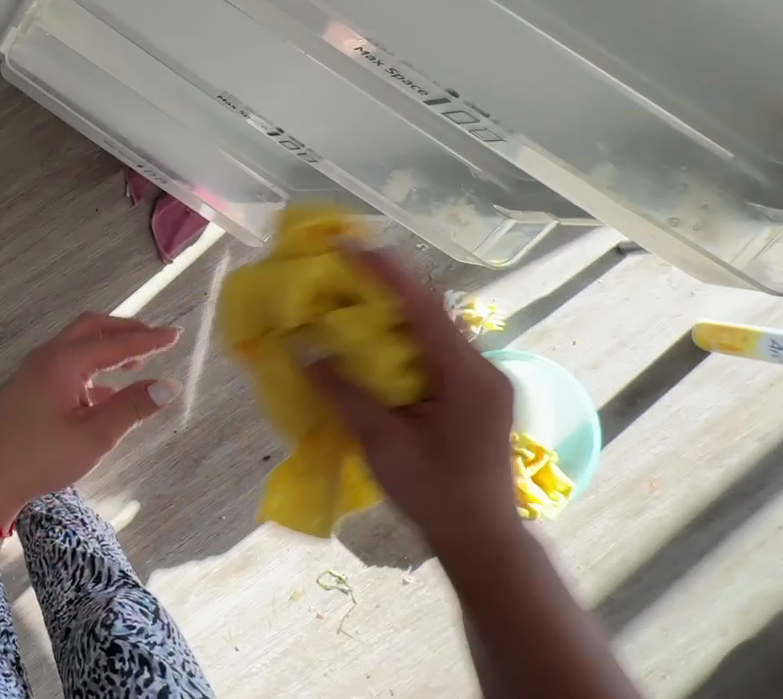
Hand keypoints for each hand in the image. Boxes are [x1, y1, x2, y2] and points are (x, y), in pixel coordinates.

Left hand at [0, 314, 180, 517]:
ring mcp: (35, 370)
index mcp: (63, 361)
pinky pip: (67, 365)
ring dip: (107, 348)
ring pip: (77, 345)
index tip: (176, 335)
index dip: (147, 340)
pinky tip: (108, 391)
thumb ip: (132, 407)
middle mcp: (47, 356)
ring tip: (137, 362)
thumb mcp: (95, 435)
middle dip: (124, 331)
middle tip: (155, 340)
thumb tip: (169, 385)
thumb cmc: (43, 456)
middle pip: (90, 329)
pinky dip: (92, 368)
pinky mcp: (30, 386)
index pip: (114, 343)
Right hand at [303, 250, 519, 552]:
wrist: (482, 539)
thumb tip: (300, 345)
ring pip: (430, 326)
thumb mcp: (381, 440)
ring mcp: (477, 380)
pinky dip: (396, 330)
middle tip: (339, 259)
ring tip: (347, 286)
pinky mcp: (468, 392)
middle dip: (384, 280)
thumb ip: (342, 389)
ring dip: (389, 303)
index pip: (423, 308)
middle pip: (429, 309)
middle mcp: (479, 369)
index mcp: (467, 376)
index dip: (384, 272)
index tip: (347, 243)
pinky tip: (368, 331)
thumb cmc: (434, 492)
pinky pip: (428, 346)